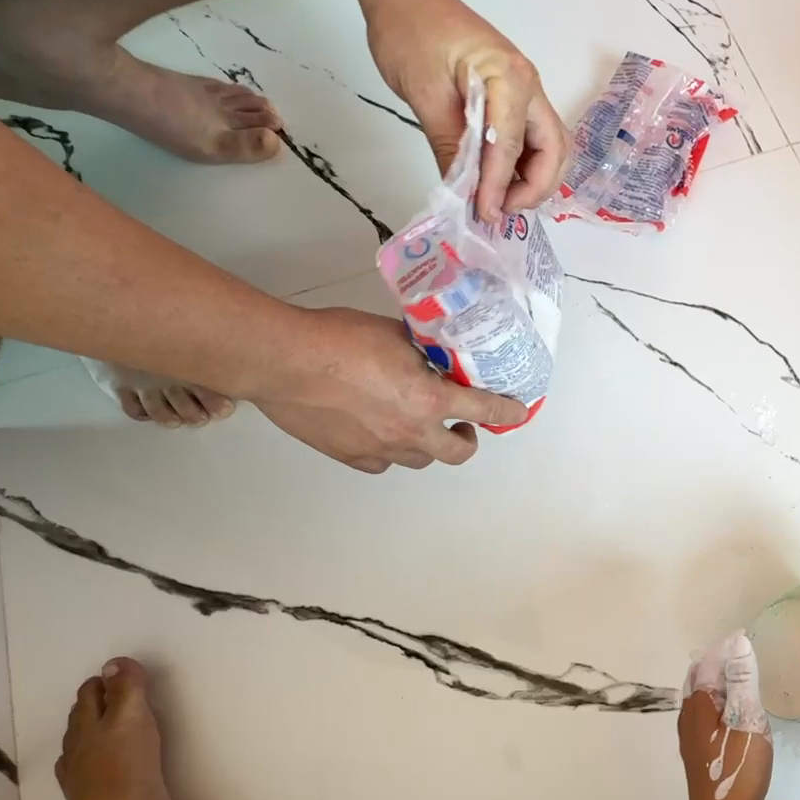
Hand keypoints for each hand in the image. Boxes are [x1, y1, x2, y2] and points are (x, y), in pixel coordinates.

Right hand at [249, 306, 527, 472]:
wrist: (283, 361)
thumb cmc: (340, 338)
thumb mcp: (396, 335)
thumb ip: (422, 350)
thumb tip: (434, 351)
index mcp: (430, 400)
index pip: (485, 409)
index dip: (507, 411)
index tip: (517, 411)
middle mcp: (412, 431)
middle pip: (458, 453)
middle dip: (467, 441)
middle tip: (462, 426)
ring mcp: (381, 449)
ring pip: (420, 460)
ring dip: (428, 445)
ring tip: (417, 425)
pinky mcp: (350, 456)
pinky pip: (382, 464)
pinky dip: (390, 452)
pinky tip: (381, 435)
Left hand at [363, 0, 566, 222]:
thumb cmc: (409, 31)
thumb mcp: (422, 92)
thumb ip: (448, 145)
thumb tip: (464, 195)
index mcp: (510, 77)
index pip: (511, 144)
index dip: (499, 185)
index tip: (485, 214)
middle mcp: (531, 86)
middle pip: (554, 149)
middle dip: (536, 187)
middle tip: (502, 211)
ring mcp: (529, 93)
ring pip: (551, 149)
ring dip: (534, 181)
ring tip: (502, 201)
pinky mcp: (517, 100)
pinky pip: (533, 141)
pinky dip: (524, 167)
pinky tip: (500, 183)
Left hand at [679, 634, 772, 799]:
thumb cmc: (735, 767)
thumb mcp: (745, 718)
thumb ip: (742, 680)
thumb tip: (738, 643)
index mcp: (697, 705)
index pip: (708, 663)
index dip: (727, 648)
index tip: (748, 638)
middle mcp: (689, 717)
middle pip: (703, 680)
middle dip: (722, 663)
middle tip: (749, 654)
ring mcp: (693, 737)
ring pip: (706, 699)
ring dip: (724, 685)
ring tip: (748, 678)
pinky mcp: (702, 752)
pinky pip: (711, 715)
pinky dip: (725, 704)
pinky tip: (741, 712)